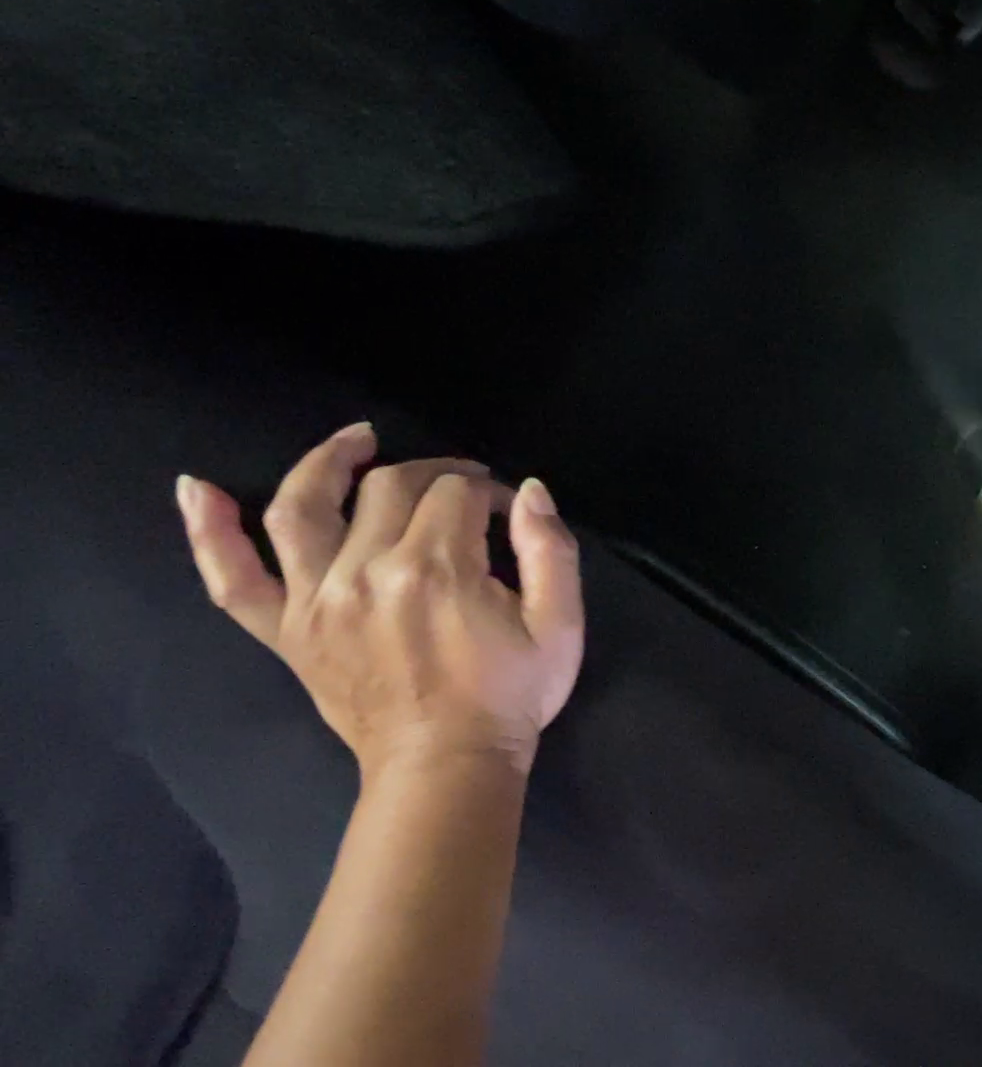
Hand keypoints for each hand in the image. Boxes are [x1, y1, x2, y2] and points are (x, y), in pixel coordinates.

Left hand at [175, 422, 585, 777]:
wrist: (447, 766)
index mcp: (438, 569)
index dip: (491, 490)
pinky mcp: (285, 631)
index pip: (459, 492)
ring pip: (302, 508)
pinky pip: (231, 578)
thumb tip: (528, 491)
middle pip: (390, 487)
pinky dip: (207, 532)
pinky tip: (196, 488)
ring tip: (356, 440)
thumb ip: (550, 550)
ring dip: (326, 463)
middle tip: (467, 489)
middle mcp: (365, 572)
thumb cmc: (511, 695)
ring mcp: (314, 601)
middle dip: (436, 473)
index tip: (511, 513)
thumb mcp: (561, 625)